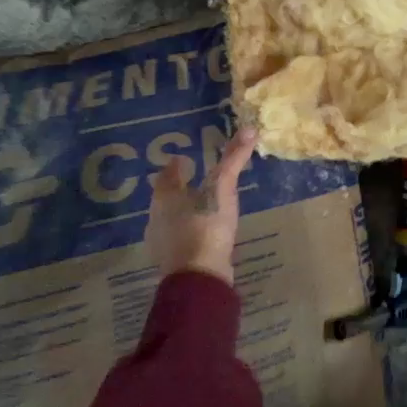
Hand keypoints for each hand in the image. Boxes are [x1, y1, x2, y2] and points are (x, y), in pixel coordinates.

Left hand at [146, 127, 257, 282]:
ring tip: (204, 205)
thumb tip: (249, 127)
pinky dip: (191, 231)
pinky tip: (205, 232)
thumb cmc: (205, 225)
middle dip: (178, 188)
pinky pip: (182, 238)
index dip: (174, 166)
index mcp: (164, 198)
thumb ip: (233, 159)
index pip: (165, 176)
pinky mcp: (176, 263)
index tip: (184, 158)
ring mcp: (163, 244)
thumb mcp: (222, 188)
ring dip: (184, 211)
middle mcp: (157, 219)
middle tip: (196, 178)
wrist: (198, 278)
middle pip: (165, 198)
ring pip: (172, 220)